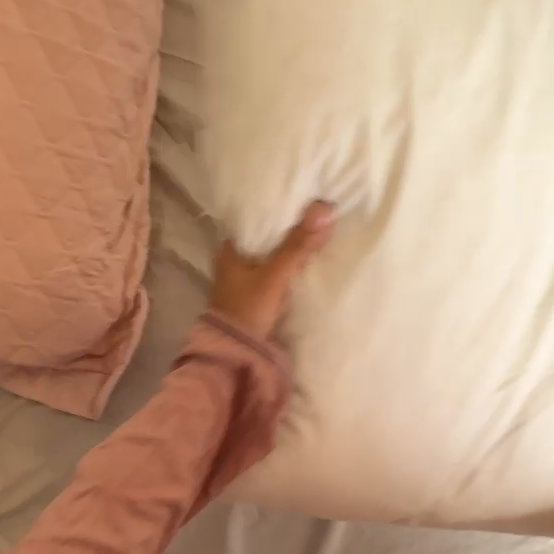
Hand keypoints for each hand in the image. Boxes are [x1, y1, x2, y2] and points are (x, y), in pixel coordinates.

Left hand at [207, 202, 334, 339]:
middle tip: (316, 214)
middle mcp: (231, 261)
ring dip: (288, 250)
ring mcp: (241, 281)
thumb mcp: (275, 275)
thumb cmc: (249, 309)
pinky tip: (305, 262)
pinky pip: (272, 274)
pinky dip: (287, 268)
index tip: (305, 200)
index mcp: (228, 249)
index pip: (256, 219)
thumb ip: (298, 245)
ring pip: (269, 257)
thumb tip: (325, 208)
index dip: (280, 209)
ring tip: (316, 231)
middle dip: (288, 230)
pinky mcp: (252, 297)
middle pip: (265, 238)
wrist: (236, 354)